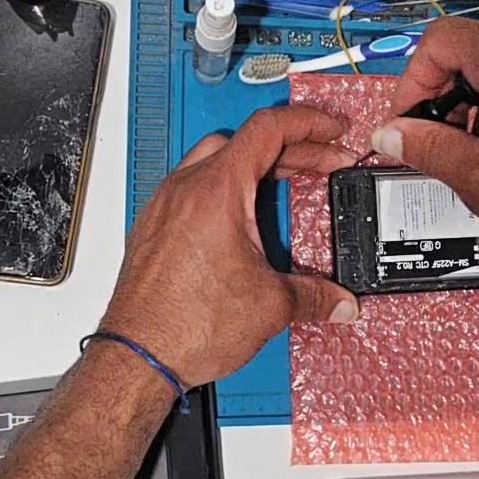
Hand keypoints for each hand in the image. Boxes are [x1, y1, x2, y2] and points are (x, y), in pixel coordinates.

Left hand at [101, 105, 360, 386]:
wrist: (138, 356)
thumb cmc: (184, 326)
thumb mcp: (269, 306)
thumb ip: (314, 295)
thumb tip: (340, 300)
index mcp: (217, 191)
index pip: (268, 128)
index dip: (310, 122)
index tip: (332, 129)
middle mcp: (186, 188)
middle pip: (245, 140)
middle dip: (292, 147)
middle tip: (323, 163)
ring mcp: (165, 205)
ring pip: (215, 158)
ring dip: (255, 163)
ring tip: (286, 181)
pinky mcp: (155, 226)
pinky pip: (194, 185)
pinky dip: (226, 186)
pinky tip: (244, 216)